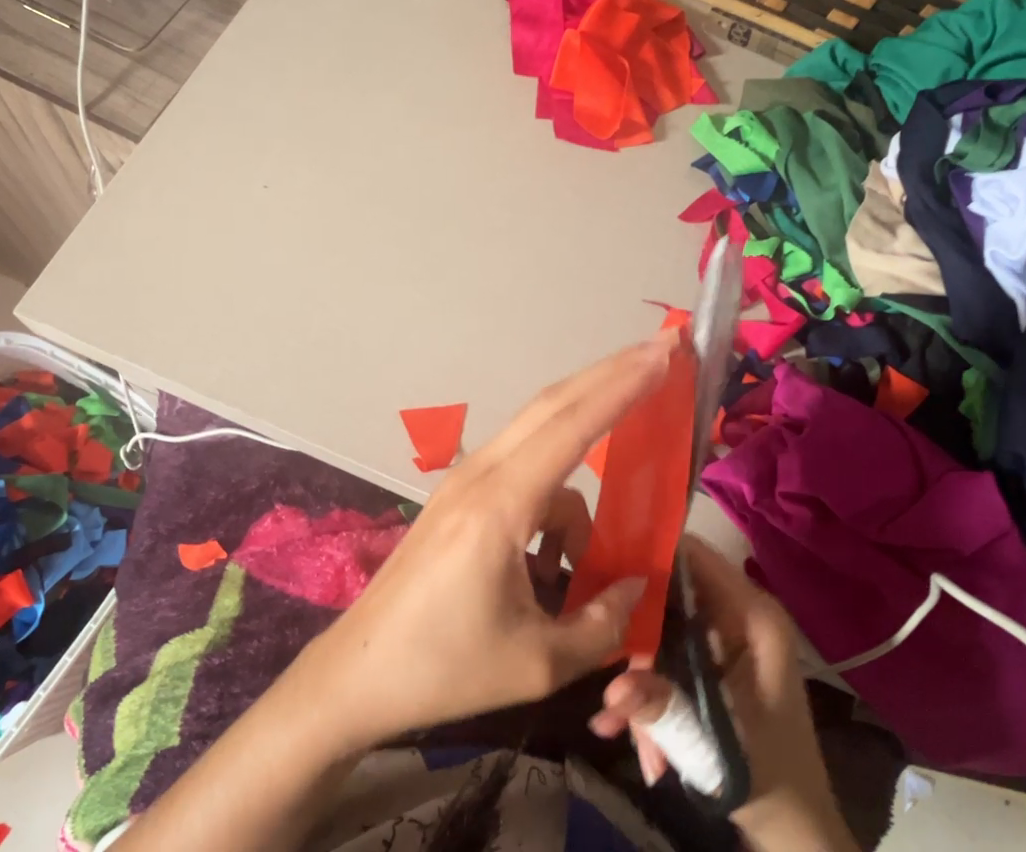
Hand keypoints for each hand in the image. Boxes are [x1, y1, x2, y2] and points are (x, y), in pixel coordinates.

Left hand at [281, 333, 676, 753]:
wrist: (358, 675)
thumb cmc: (445, 669)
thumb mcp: (539, 663)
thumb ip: (604, 623)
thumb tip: (637, 587)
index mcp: (499, 506)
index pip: (572, 426)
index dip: (623, 385)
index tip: (666, 351)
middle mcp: (479, 477)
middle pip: (552, 405)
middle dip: (611, 375)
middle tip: (664, 351)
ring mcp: (462, 484)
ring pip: (538, 440)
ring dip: (585, 454)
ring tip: (606, 529)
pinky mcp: (456, 500)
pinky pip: (522, 477)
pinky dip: (556, 503)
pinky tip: (559, 563)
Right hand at [589, 537, 857, 850]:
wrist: (794, 827)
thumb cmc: (767, 772)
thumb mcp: (713, 738)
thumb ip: (662, 706)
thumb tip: (611, 688)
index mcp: (753, 616)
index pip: (694, 556)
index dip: (649, 554)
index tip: (600, 568)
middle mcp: (739, 618)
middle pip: (668, 595)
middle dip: (632, 635)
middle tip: (599, 665)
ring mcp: (724, 642)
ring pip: (661, 633)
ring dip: (636, 677)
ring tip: (613, 725)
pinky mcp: (711, 667)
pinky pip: (668, 661)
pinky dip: (648, 693)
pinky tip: (630, 735)